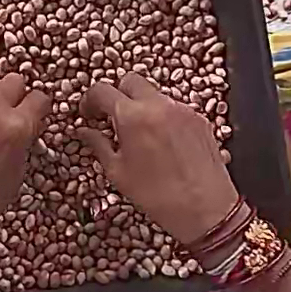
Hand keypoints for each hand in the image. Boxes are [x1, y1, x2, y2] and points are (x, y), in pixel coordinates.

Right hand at [78, 73, 240, 243]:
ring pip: (153, 94)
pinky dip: (161, 117)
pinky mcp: (199, 119)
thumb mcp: (117, 172)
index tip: (88, 113)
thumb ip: (98, 144)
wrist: (206, 210)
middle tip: (110, 117)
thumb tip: (84, 131)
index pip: (102, 90)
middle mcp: (159, 106)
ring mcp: (182, 110)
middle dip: (116, 95)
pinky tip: (159, 141)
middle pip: (129, 81)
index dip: (89, 100)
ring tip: (136, 134)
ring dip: (139, 106)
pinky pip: (173, 108)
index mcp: (132, 117)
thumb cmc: (158, 196)